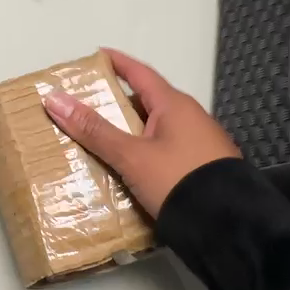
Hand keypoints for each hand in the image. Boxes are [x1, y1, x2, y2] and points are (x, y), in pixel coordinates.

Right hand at [42, 48, 239, 215]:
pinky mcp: (207, 171)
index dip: (116, 62)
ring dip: (131, 128)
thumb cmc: (181, 181)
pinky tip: (131, 165)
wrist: (236, 234)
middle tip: (87, 102)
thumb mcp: (131, 156)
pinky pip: (168, 148)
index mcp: (175, 105)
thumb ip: (93, 129)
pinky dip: (145, 148)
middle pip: (147, 100)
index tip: (95, 55)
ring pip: (157, 127)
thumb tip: (53, 98)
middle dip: (118, 100)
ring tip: (102, 135)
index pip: (139, 72)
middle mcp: (192, 118)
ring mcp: (202, 145)